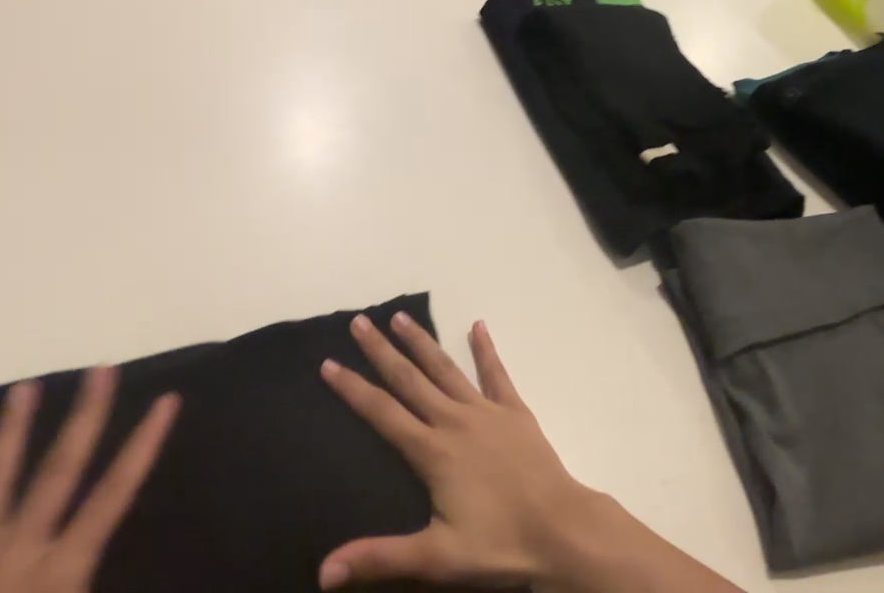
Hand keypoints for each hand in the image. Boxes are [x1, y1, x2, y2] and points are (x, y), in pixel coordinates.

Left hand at [0, 367, 179, 592]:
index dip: (143, 446)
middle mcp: (16, 551)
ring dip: (12, 430)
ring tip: (26, 386)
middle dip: (84, 417)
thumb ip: (93, 588)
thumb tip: (141, 573)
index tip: (165, 401)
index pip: (113, 495)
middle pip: (58, 471)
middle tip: (100, 369)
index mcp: (60, 573)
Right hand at [317, 314, 606, 588]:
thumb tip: (323, 572)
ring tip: (400, 317)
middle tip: (359, 322)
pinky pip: (496, 374)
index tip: (328, 363)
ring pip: (446, 369)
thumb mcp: (435, 557)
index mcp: (432, 452)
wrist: (561, 530)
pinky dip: (485, 349)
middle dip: (381, 351)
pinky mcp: (515, 412)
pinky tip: (478, 325)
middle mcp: (455, 421)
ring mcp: (487, 412)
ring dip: (422, 342)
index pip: (382, 413)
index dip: (353, 389)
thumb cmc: (498, 544)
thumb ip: (379, 557)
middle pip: (410, 380)